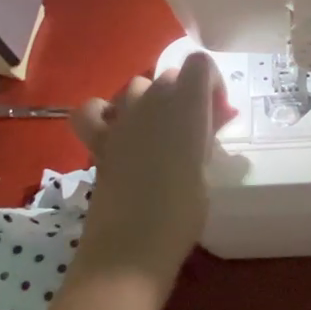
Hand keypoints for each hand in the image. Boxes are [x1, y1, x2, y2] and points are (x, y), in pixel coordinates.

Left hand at [71, 53, 235, 276]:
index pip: (200, 63)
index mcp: (186, 106)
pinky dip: (103, 114)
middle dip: (184, 96)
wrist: (131, 245)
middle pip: (169, 78)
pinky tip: (115, 131)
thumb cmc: (182, 214)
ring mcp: (120, 119)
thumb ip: (208, 137)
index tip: (217, 116)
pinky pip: (92, 110)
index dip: (211, 84)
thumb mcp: (206, 172)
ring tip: (158, 136)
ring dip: (149, 102)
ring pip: (135, 88)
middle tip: (194, 135)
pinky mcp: (97, 140)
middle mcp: (151, 102)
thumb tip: (218, 116)